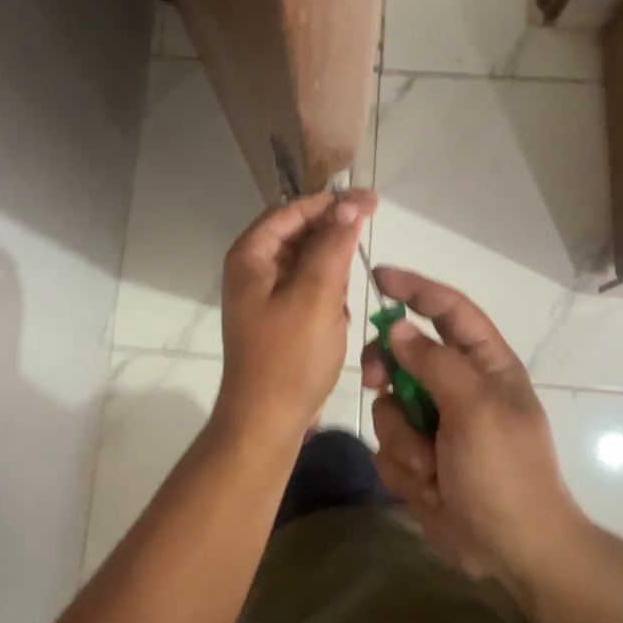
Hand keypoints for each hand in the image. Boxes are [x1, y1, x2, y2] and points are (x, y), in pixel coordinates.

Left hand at [216, 189, 376, 441]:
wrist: (267, 422)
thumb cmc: (289, 356)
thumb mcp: (316, 295)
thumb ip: (332, 245)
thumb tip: (348, 205)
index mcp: (251, 256)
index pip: (292, 210)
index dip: (331, 202)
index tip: (371, 201)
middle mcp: (253, 270)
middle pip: (300, 234)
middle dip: (334, 237)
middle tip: (370, 237)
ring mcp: (265, 296)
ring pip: (309, 263)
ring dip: (332, 270)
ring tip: (344, 294)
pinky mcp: (280, 319)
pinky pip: (310, 291)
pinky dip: (329, 295)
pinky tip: (339, 315)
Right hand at [362, 267, 587, 589]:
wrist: (512, 552)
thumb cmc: (505, 472)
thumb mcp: (475, 409)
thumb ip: (434, 363)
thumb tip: (397, 327)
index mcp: (485, 366)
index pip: (448, 310)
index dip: (415, 289)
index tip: (378, 275)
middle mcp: (458, 388)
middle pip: (403, 355)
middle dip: (388, 372)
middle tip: (377, 383)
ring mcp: (436, 426)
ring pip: (388, 407)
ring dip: (404, 440)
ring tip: (433, 469)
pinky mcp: (419, 460)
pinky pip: (387, 448)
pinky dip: (403, 469)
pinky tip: (430, 489)